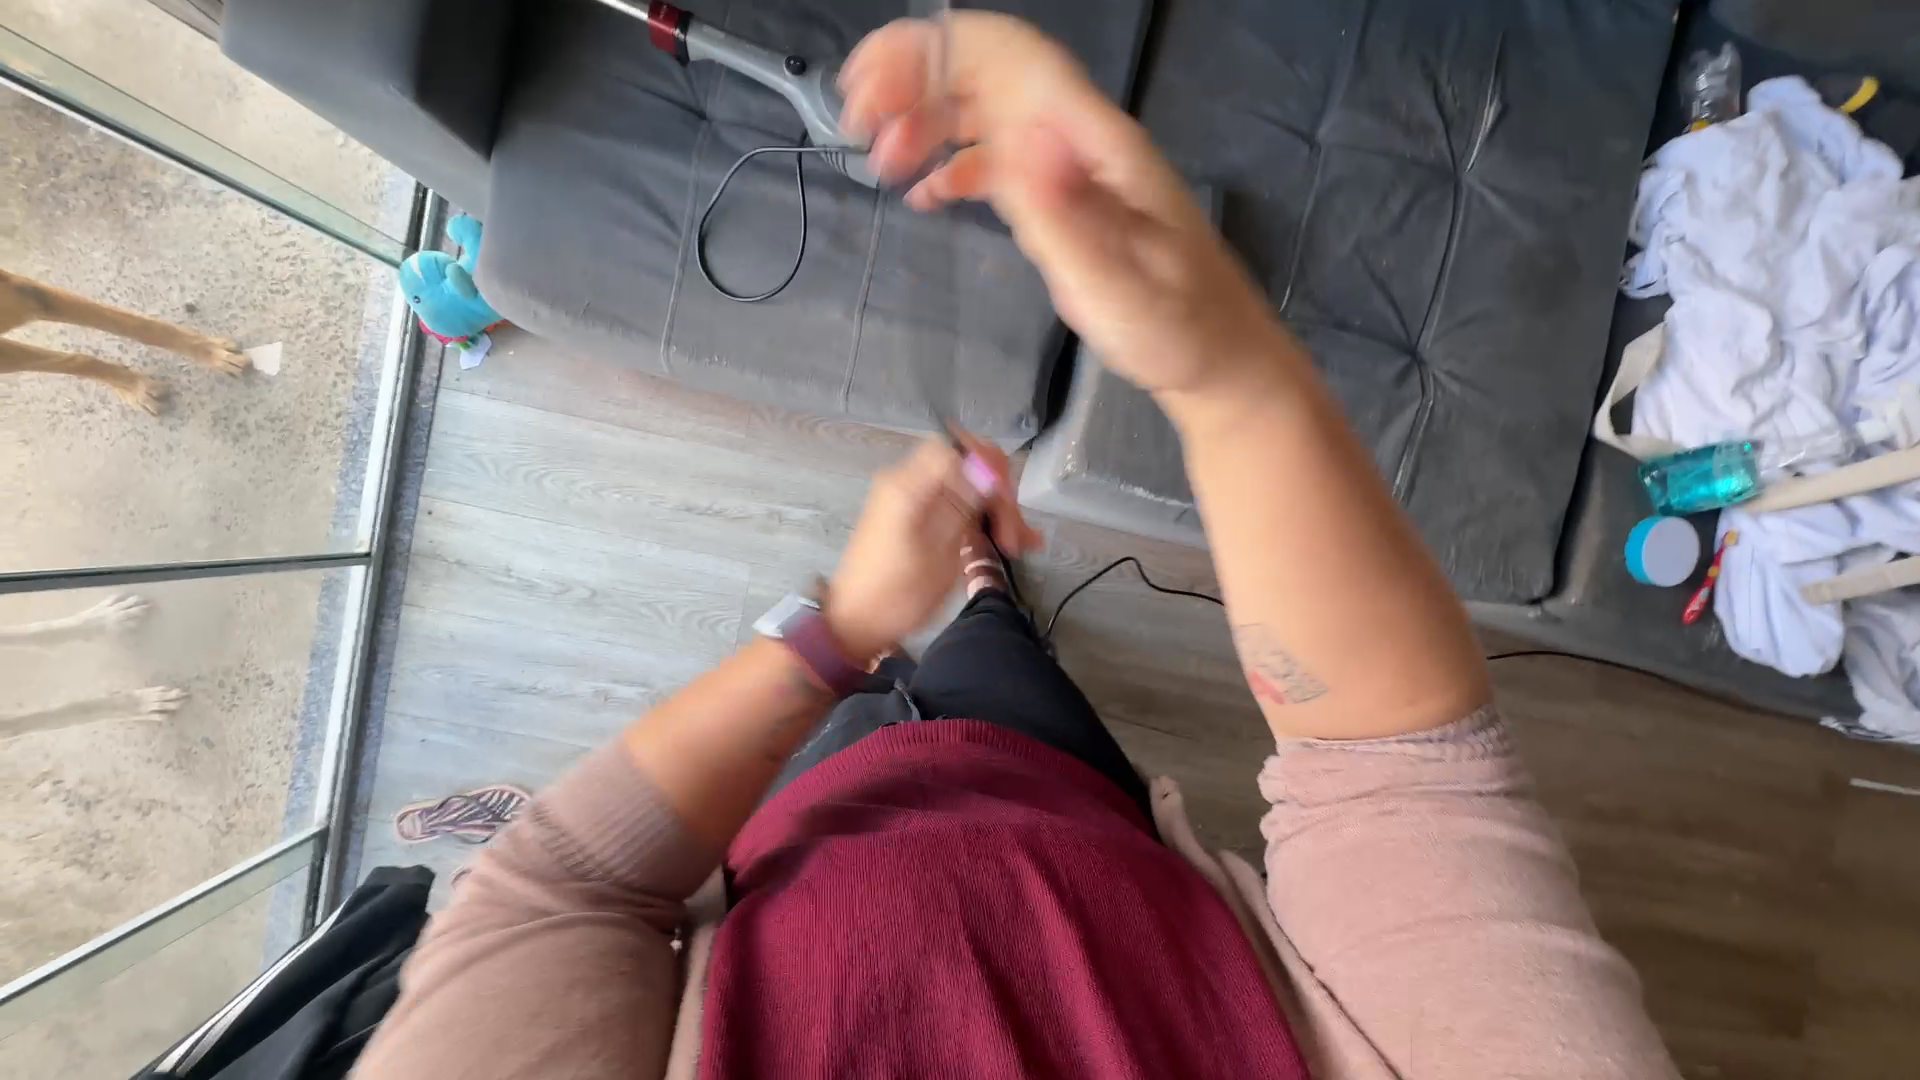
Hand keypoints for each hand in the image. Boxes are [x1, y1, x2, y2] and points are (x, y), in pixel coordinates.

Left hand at [826, 434, 1040, 658]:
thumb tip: (988, 467)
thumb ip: (964, 505)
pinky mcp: (914, 516)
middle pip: (966, 465)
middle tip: (1014, 536)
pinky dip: (979, 520)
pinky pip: (953, 505)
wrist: (855, 622)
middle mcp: (907, 482)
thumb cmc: (896, 596)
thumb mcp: (939, 554)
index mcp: (908, 486)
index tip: (1006, 501)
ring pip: (966, 486)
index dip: (990, 466)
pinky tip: (1007, 542)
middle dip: (997, 494)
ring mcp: (910, 499)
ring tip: (1019, 545)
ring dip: (994, 510)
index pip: (958, 446)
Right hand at [838, 13, 1287, 396]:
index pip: (1010, 59)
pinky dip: (954, 168)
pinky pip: (999, 165)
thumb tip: (1020, 141)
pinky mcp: (1062, 204)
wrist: (1211, 353)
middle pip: (989, 75)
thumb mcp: (1120, 284)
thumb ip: (1066, 217)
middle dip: (915, 80)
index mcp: (1094, 144)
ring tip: (880, 161)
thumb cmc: (1174, 327)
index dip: (935, 53)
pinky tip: (926, 194)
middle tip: (858, 125)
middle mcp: (1078, 142)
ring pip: (987, 116)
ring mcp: (1069, 171)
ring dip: (927, 124)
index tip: (873, 85)